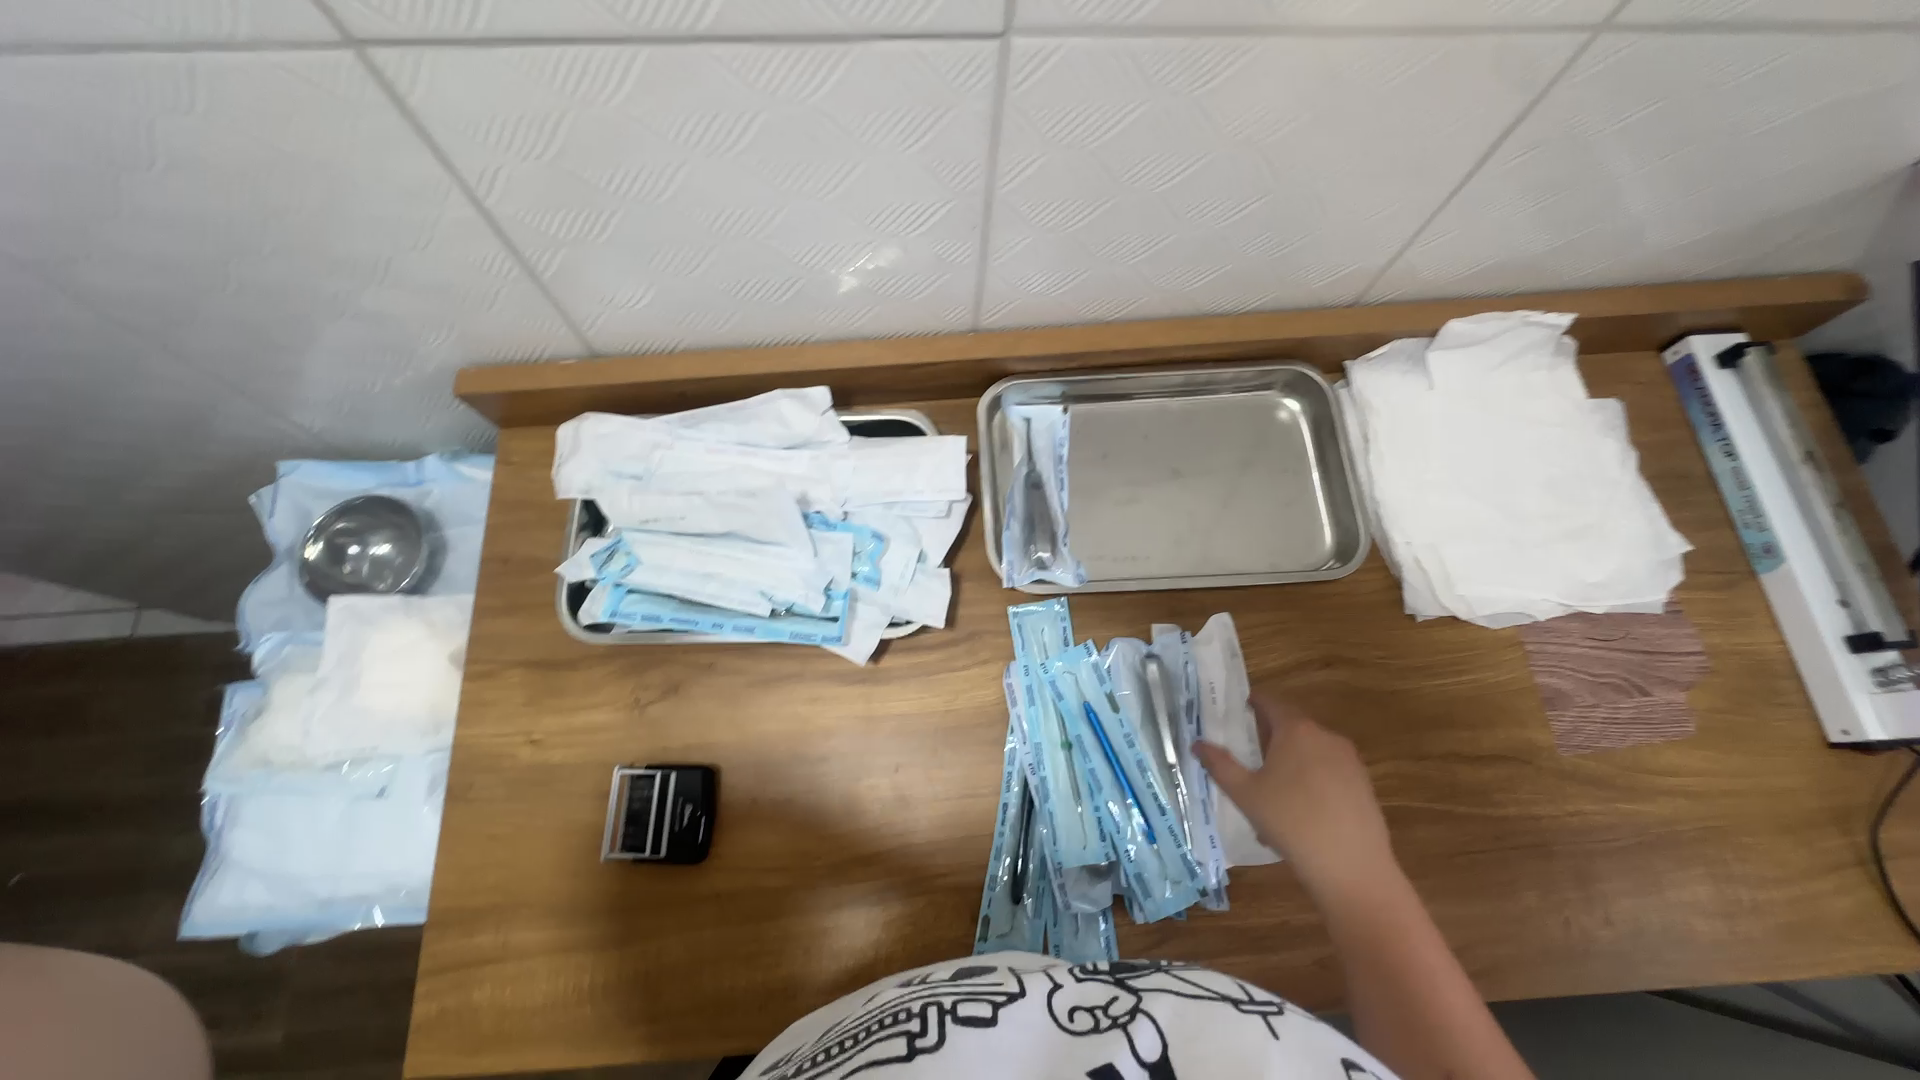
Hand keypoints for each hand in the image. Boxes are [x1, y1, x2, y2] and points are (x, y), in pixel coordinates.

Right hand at [1193, 694, 1397, 899]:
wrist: (1350, 864)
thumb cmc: (1289, 821)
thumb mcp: (1244, 794)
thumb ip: (1219, 764)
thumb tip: (1198, 744)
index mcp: (1296, 730)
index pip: (1271, 702)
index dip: (1253, 703)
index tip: (1238, 710)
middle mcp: (1326, 736)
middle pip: (1293, 726)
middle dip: (1270, 737)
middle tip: (1249, 757)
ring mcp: (1349, 760)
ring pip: (1312, 751)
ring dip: (1292, 761)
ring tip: (1273, 793)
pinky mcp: (1363, 784)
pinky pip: (1330, 772)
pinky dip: (1312, 781)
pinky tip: (1300, 813)